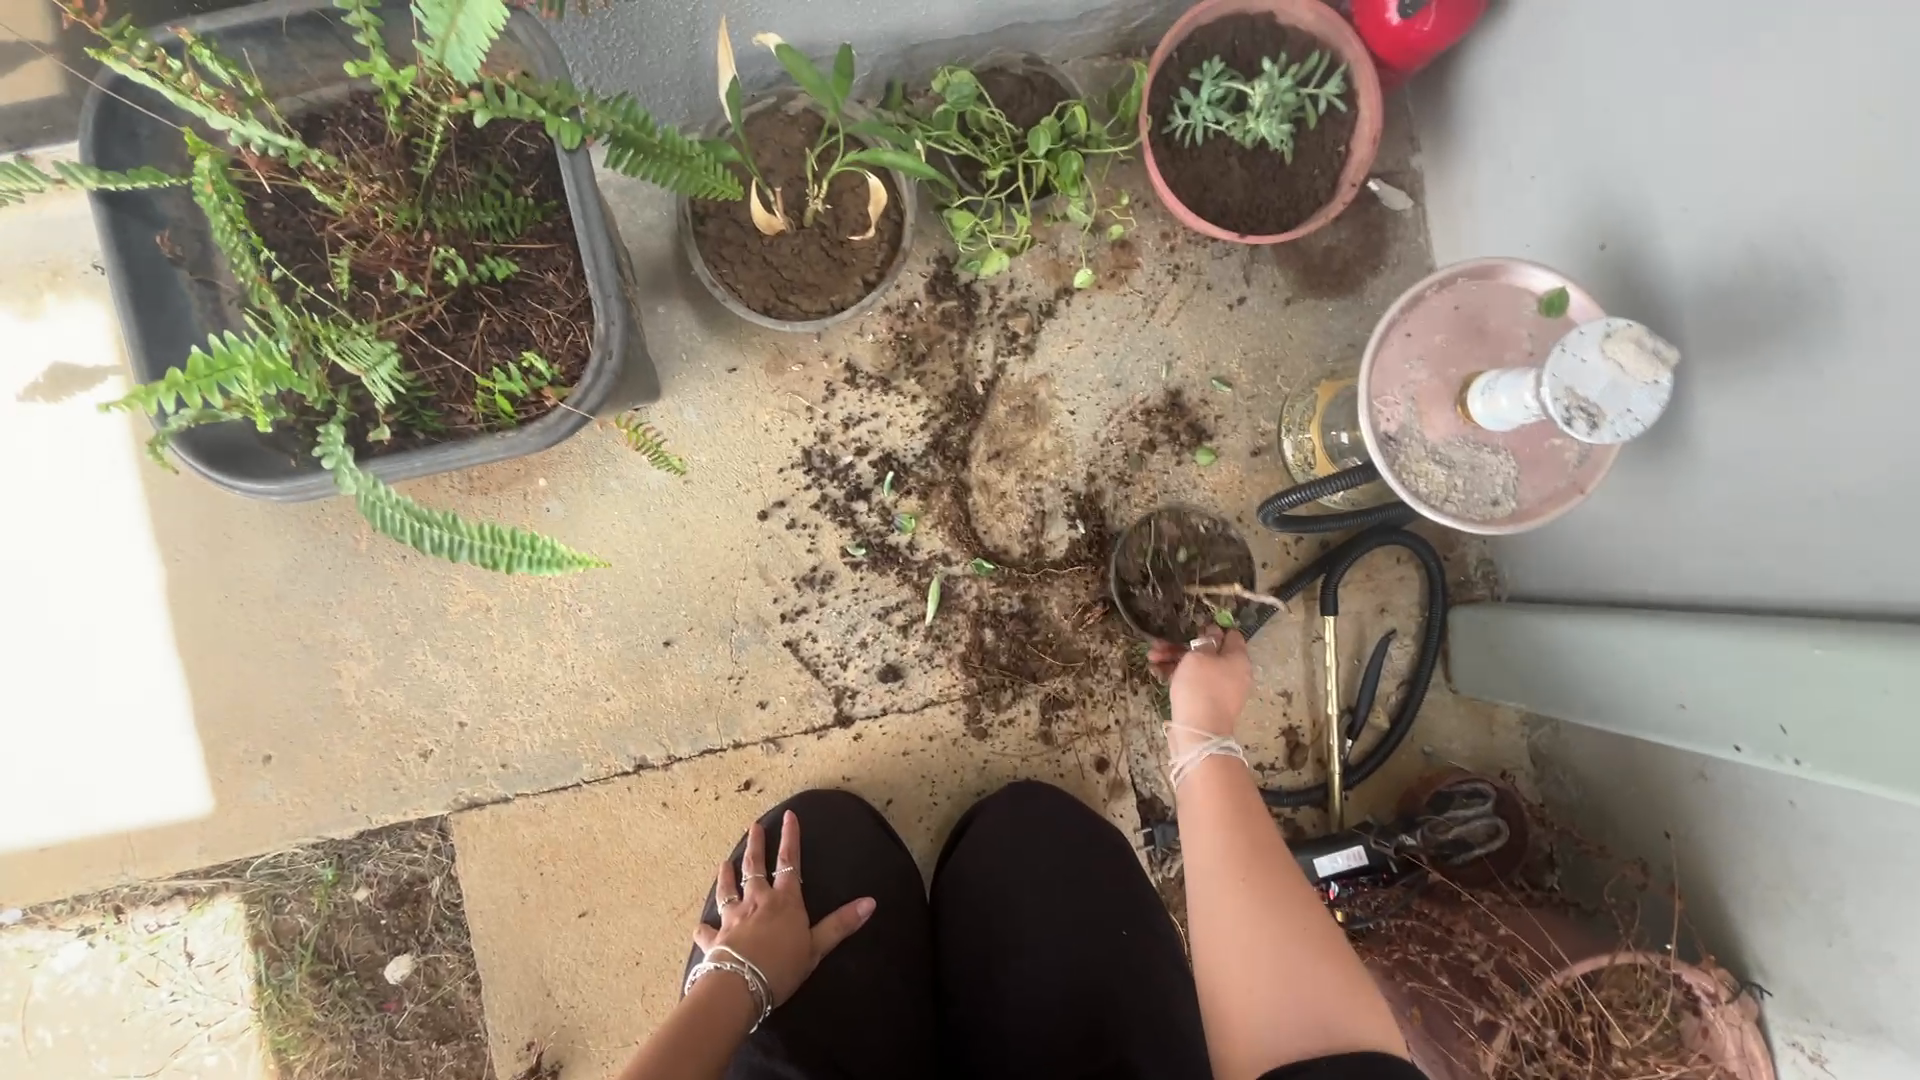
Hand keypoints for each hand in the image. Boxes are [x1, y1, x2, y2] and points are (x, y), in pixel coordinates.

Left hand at [694, 810, 875, 1005]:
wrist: (738, 987)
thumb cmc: (781, 966)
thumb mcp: (817, 947)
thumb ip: (841, 924)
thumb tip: (871, 902)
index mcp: (785, 901)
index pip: (789, 862)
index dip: (790, 838)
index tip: (789, 815)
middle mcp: (757, 902)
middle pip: (755, 868)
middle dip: (756, 845)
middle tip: (753, 827)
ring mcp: (733, 919)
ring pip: (728, 891)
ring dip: (726, 876)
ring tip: (724, 863)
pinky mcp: (715, 940)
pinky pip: (707, 932)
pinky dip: (704, 928)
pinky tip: (699, 926)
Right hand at [1148, 627, 1251, 737]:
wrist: (1199, 731)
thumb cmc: (1200, 687)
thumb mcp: (1198, 657)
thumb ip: (1204, 641)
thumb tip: (1213, 633)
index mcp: (1238, 659)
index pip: (1231, 635)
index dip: (1211, 628)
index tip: (1192, 628)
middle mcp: (1234, 673)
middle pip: (1208, 652)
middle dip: (1181, 647)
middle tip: (1158, 645)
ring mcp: (1221, 689)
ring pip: (1197, 667)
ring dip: (1174, 660)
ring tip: (1151, 659)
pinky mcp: (1208, 702)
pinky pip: (1194, 683)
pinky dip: (1177, 676)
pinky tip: (1156, 673)